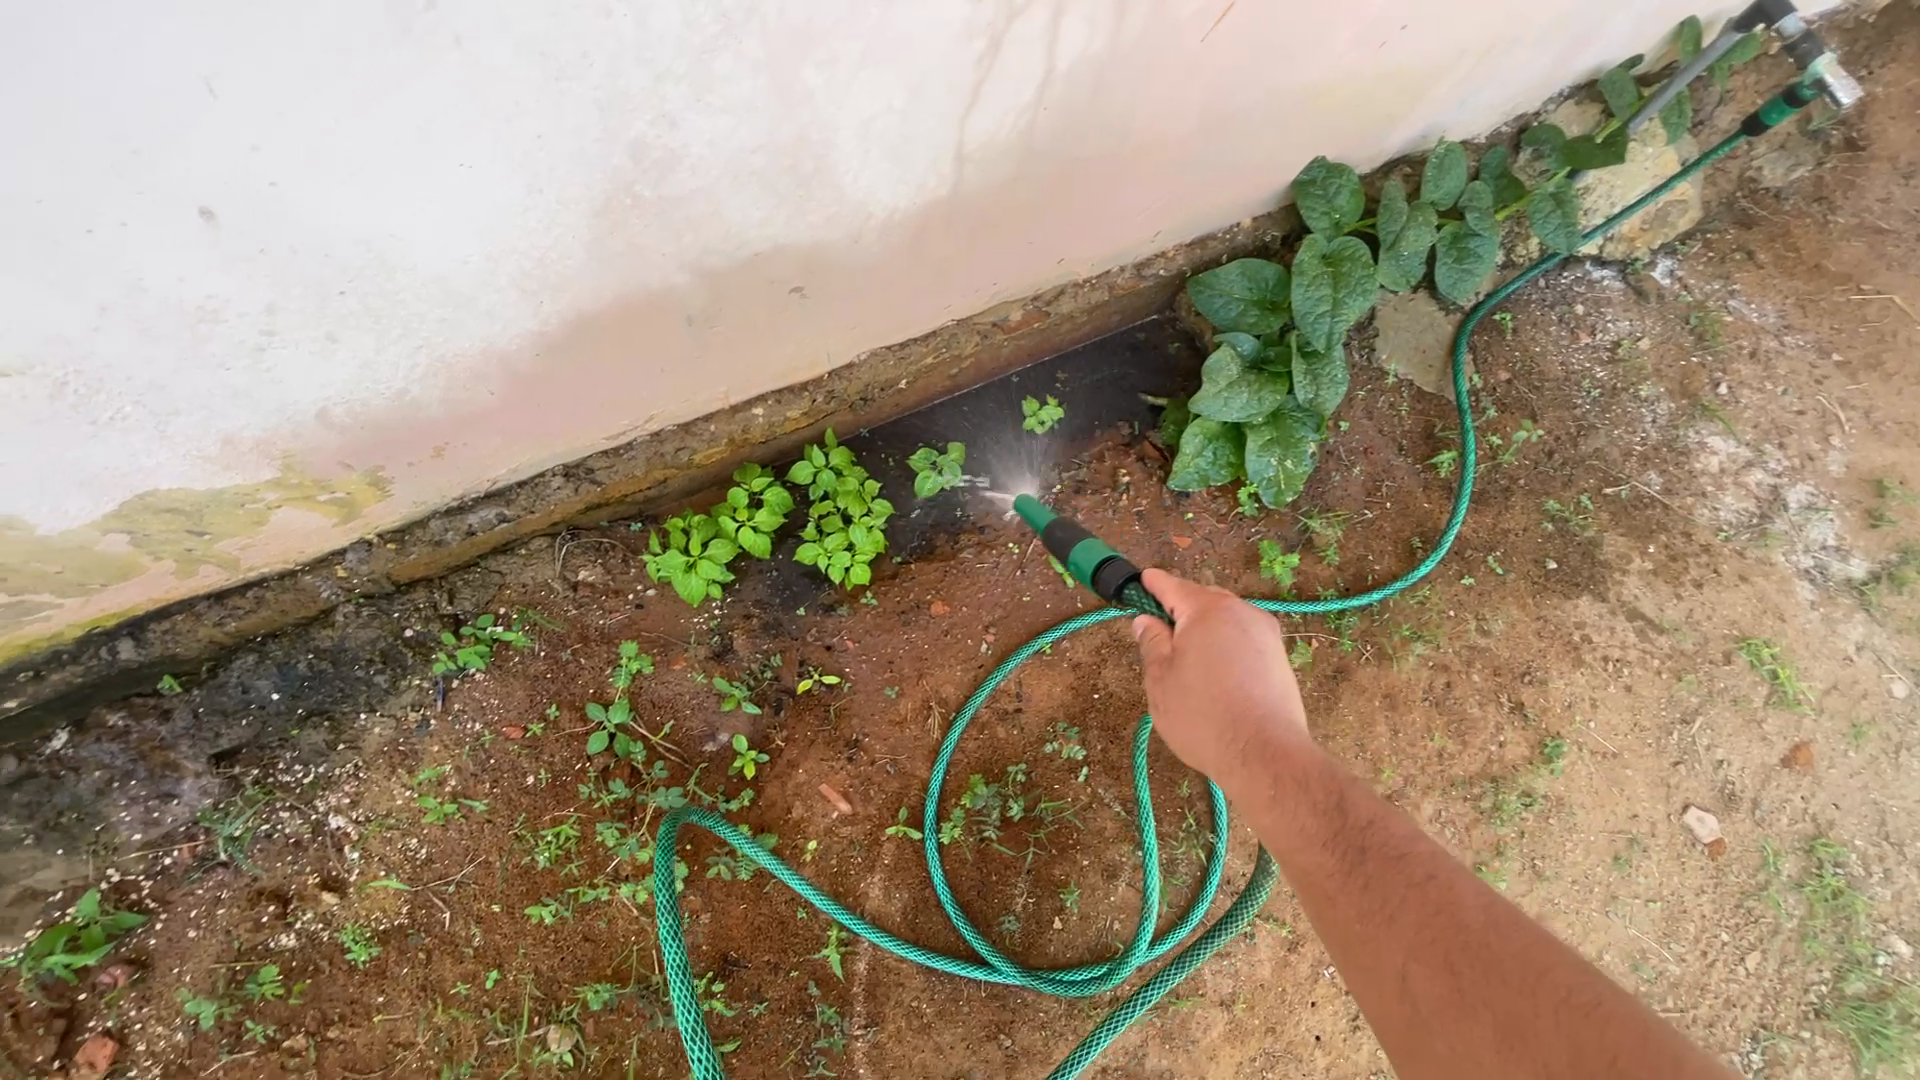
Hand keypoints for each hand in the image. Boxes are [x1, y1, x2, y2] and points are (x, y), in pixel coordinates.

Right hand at [1131, 568, 1312, 794]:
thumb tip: (1147, 620)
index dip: (1152, 584)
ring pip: (1224, 619)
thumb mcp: (1160, 679)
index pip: (1172, 586)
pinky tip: (1213, 673)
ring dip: (1203, 629)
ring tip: (1185, 658)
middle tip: (1157, 632)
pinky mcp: (1278, 658)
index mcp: (1206, 610)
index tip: (1141, 580)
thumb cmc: (1202, 715)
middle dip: (1179, 609)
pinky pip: (1242, 638)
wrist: (1265, 755)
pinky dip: (1223, 645)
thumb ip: (1151, 643)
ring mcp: (1265, 634)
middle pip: (1202, 600)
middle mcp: (1241, 612)